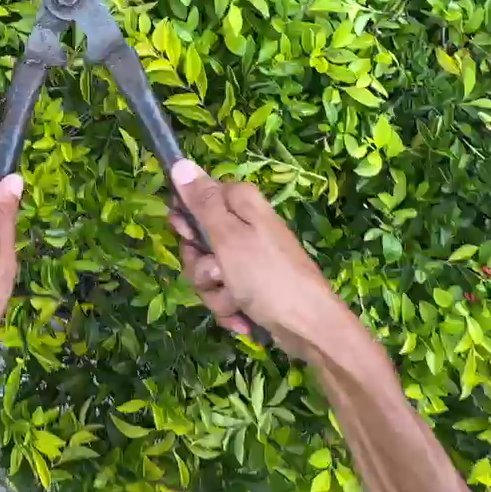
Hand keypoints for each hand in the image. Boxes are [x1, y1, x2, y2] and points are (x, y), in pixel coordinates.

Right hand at [168, 160, 358, 361]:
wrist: (310, 328)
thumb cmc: (267, 276)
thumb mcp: (228, 236)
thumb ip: (202, 202)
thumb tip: (180, 163)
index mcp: (241, 203)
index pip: (197, 197)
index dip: (187, 218)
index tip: (187, 234)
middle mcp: (245, 226)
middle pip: (197, 239)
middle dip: (200, 265)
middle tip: (216, 273)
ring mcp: (248, 258)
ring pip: (207, 271)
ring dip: (215, 291)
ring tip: (235, 300)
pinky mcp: (251, 286)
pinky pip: (222, 292)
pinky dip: (229, 307)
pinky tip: (243, 317)